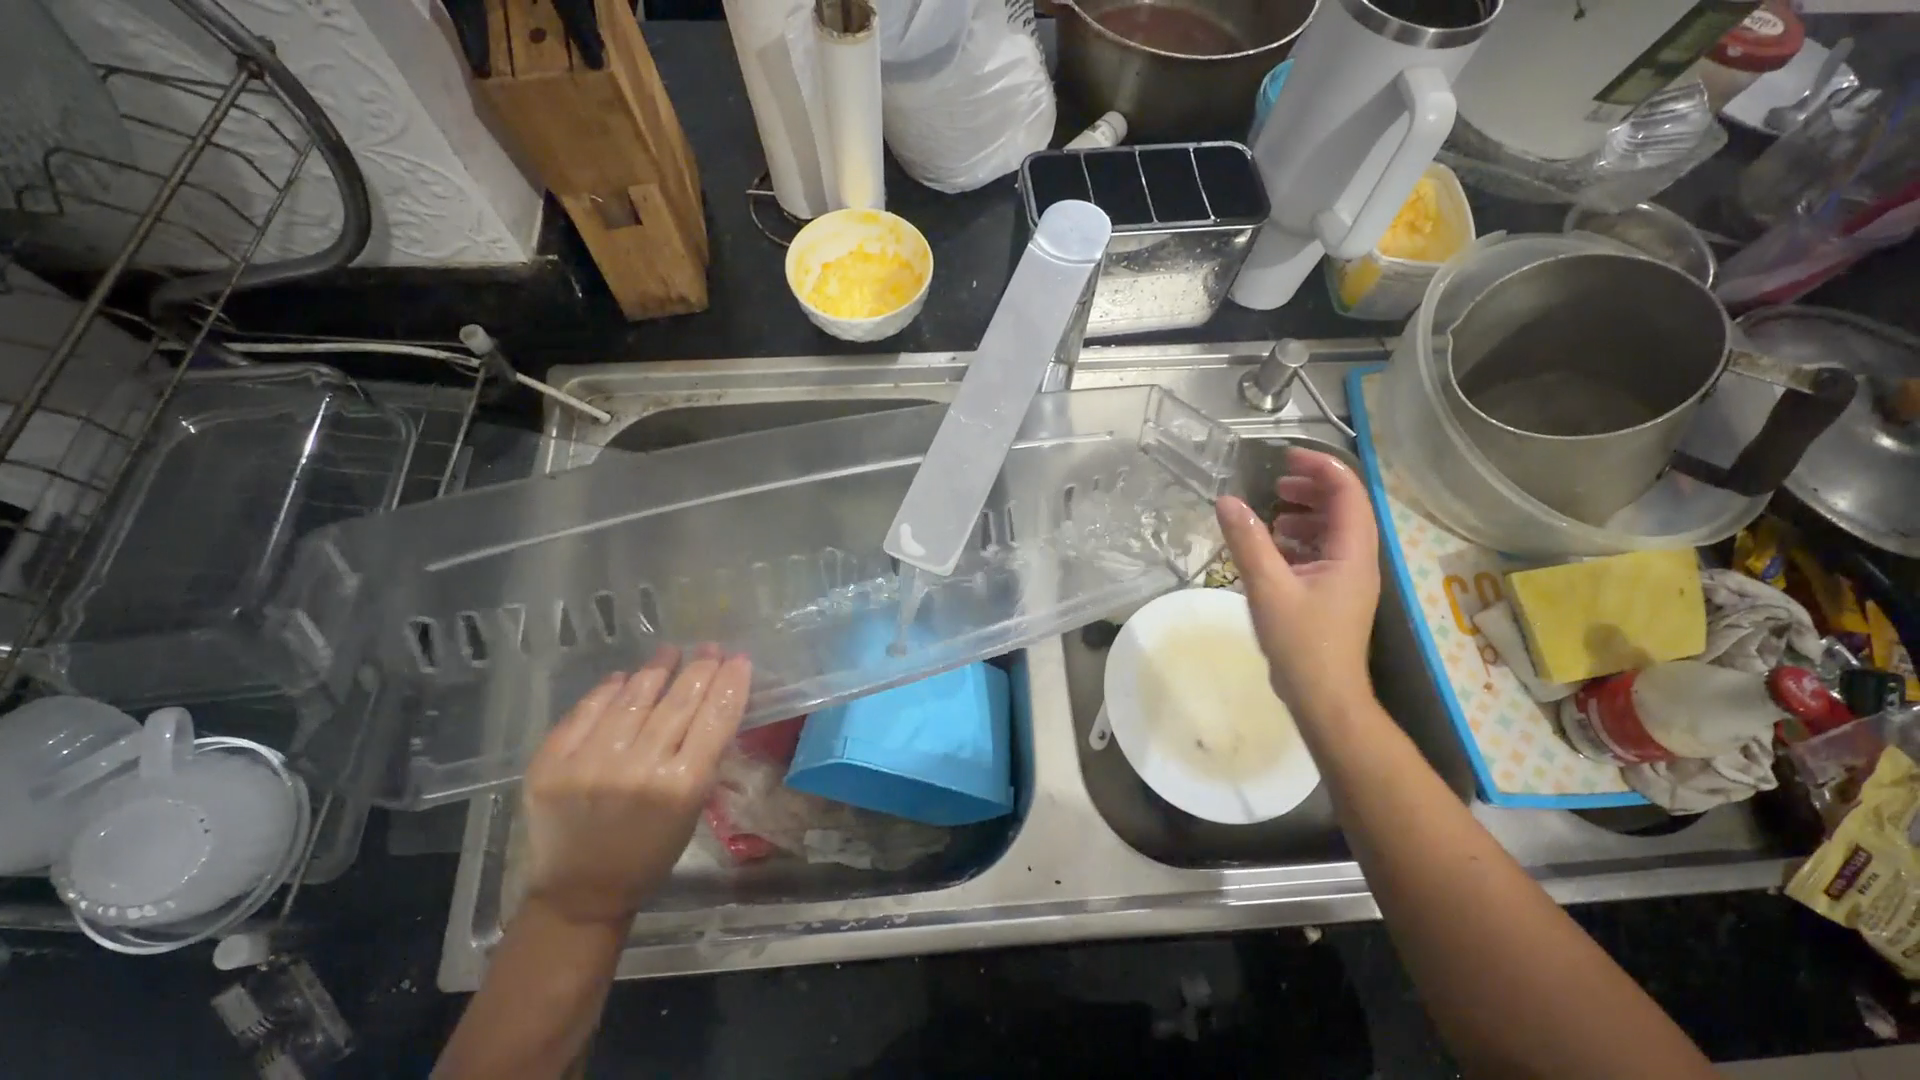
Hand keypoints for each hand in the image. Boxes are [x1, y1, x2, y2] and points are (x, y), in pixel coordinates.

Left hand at [521, 645, 751, 927]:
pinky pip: (587, 712)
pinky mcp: (552, 762)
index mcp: (682, 786)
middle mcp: (638, 768)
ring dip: (655, 671)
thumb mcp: (692, 810)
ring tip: (669, 652)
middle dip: (699, 669)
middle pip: (678, 702)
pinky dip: (608, 691)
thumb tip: (711, 703)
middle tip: (710, 648)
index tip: (740, 660)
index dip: (730, 683)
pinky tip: (624, 678)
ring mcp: (591, 763)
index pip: (715, 718)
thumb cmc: (650, 853)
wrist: (581, 890)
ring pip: (633, 699)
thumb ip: (701, 758)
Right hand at [1215, 448, 1380, 718]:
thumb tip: (1226, 501)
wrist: (1324, 698)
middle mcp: (1358, 560)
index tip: (1284, 456)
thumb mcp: (1267, 588)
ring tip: (1272, 513)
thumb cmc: (1302, 644)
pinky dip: (1300, 541)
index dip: (1320, 467)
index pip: (1348, 492)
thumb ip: (1248, 541)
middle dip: (1312, 487)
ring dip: (1305, 513)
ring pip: (1334, 531)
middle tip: (1275, 480)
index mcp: (1352, 553)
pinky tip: (1273, 548)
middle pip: (1344, 507)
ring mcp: (1348, 579)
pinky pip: (1323, 553)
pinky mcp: (1334, 595)